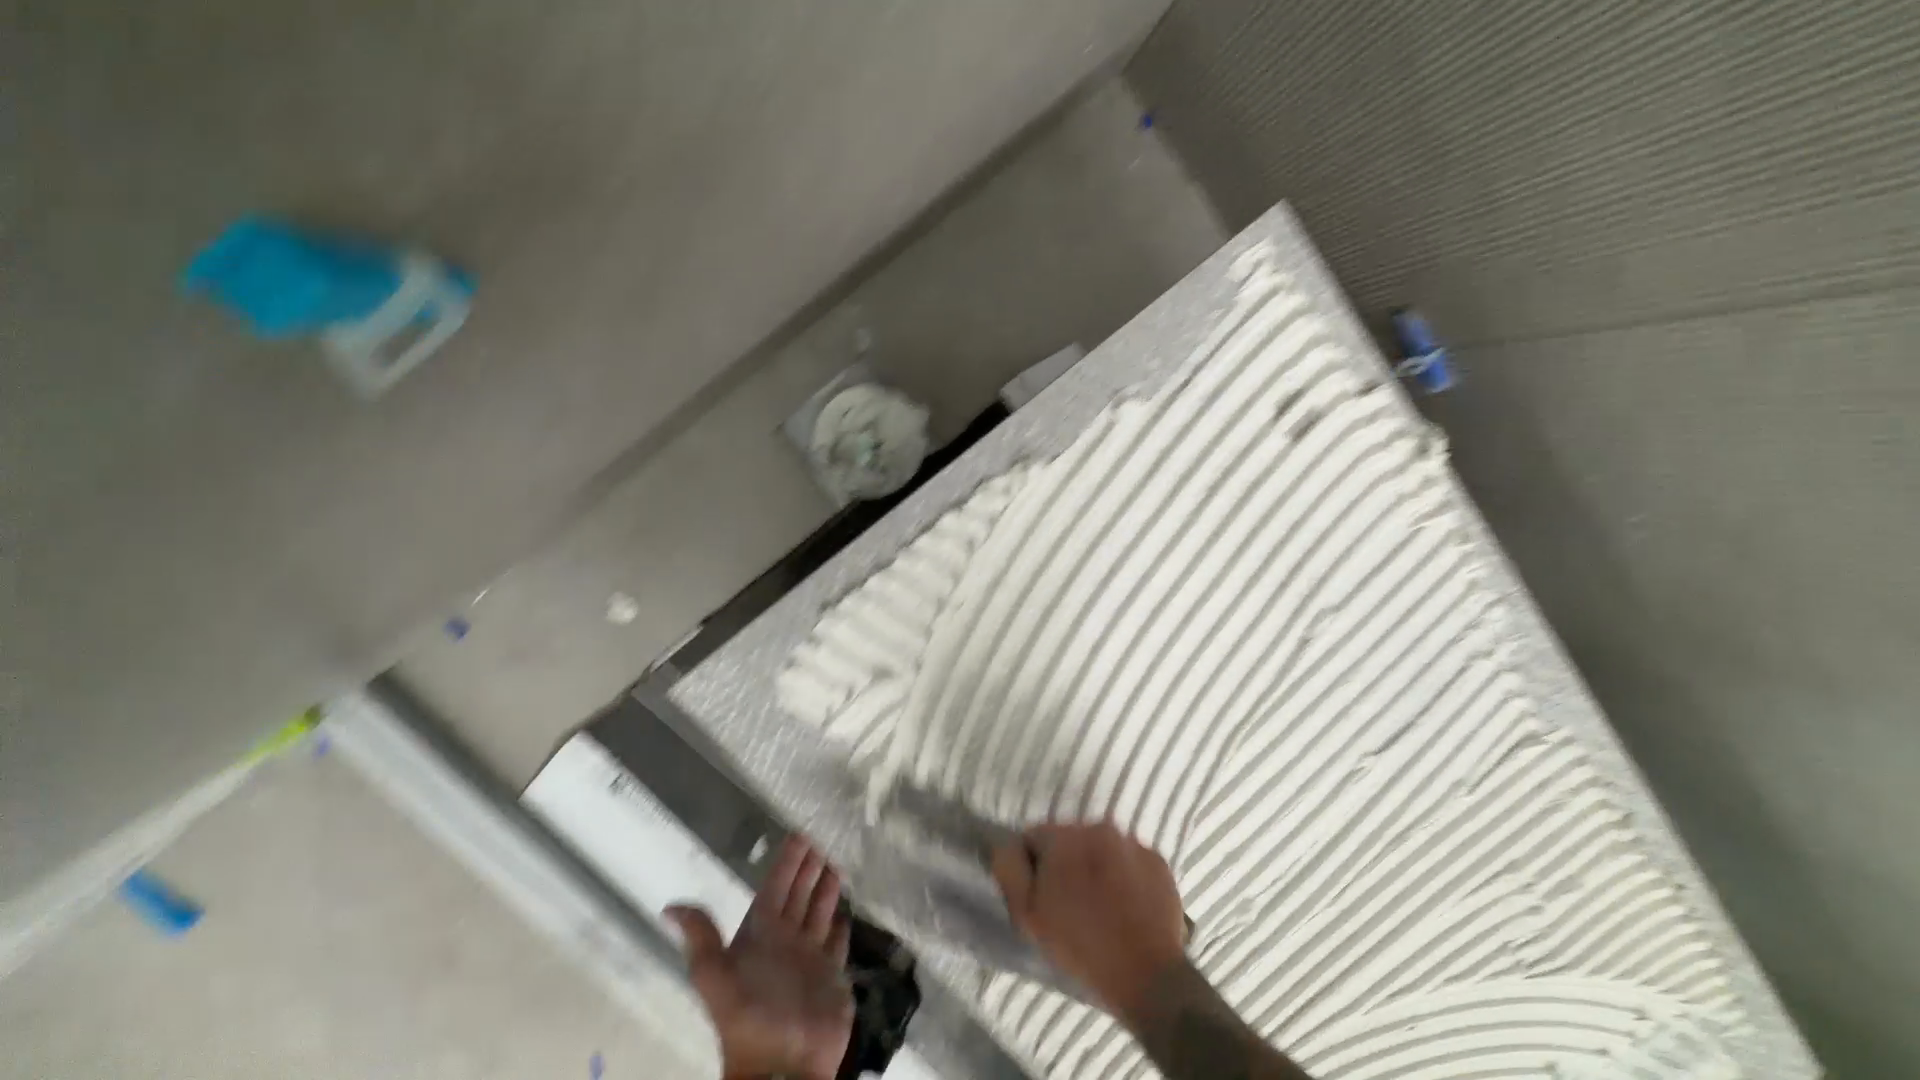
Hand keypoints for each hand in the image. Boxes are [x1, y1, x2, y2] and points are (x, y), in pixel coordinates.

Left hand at [666, 836, 853, 1079]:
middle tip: (823, 838)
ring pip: (818, 914)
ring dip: (826, 890)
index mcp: (759, 937)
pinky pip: (836, 943)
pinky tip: (845, 911)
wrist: (782, 1069)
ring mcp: (808, 959)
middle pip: (797, 896)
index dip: (786, 864)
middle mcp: (783, 942)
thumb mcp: (717, 980)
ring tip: (838, 863)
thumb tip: (670, 907)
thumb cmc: (751, 1021)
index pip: (774, 890)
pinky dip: (840, 926)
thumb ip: (702, 942)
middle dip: (808, 868)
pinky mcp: (831, 977)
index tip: (801, 836)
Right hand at [991, 822, 1188, 1022]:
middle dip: (1065, 863)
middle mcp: (1100, 828)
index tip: (1040, 895)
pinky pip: (1130, 860)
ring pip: (1101, 848)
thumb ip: (1009, 870)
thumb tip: (1008, 846)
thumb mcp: (1027, 914)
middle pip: (1069, 839)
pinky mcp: (1158, 861)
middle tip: (1069, 902)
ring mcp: (1133, 843)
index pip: (1033, 837)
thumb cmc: (1080, 945)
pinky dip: (1124, 875)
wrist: (1146, 975)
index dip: (1032, 867)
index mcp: (1064, 837)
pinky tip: (1125, 905)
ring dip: (1095, 866)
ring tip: (1100, 905)